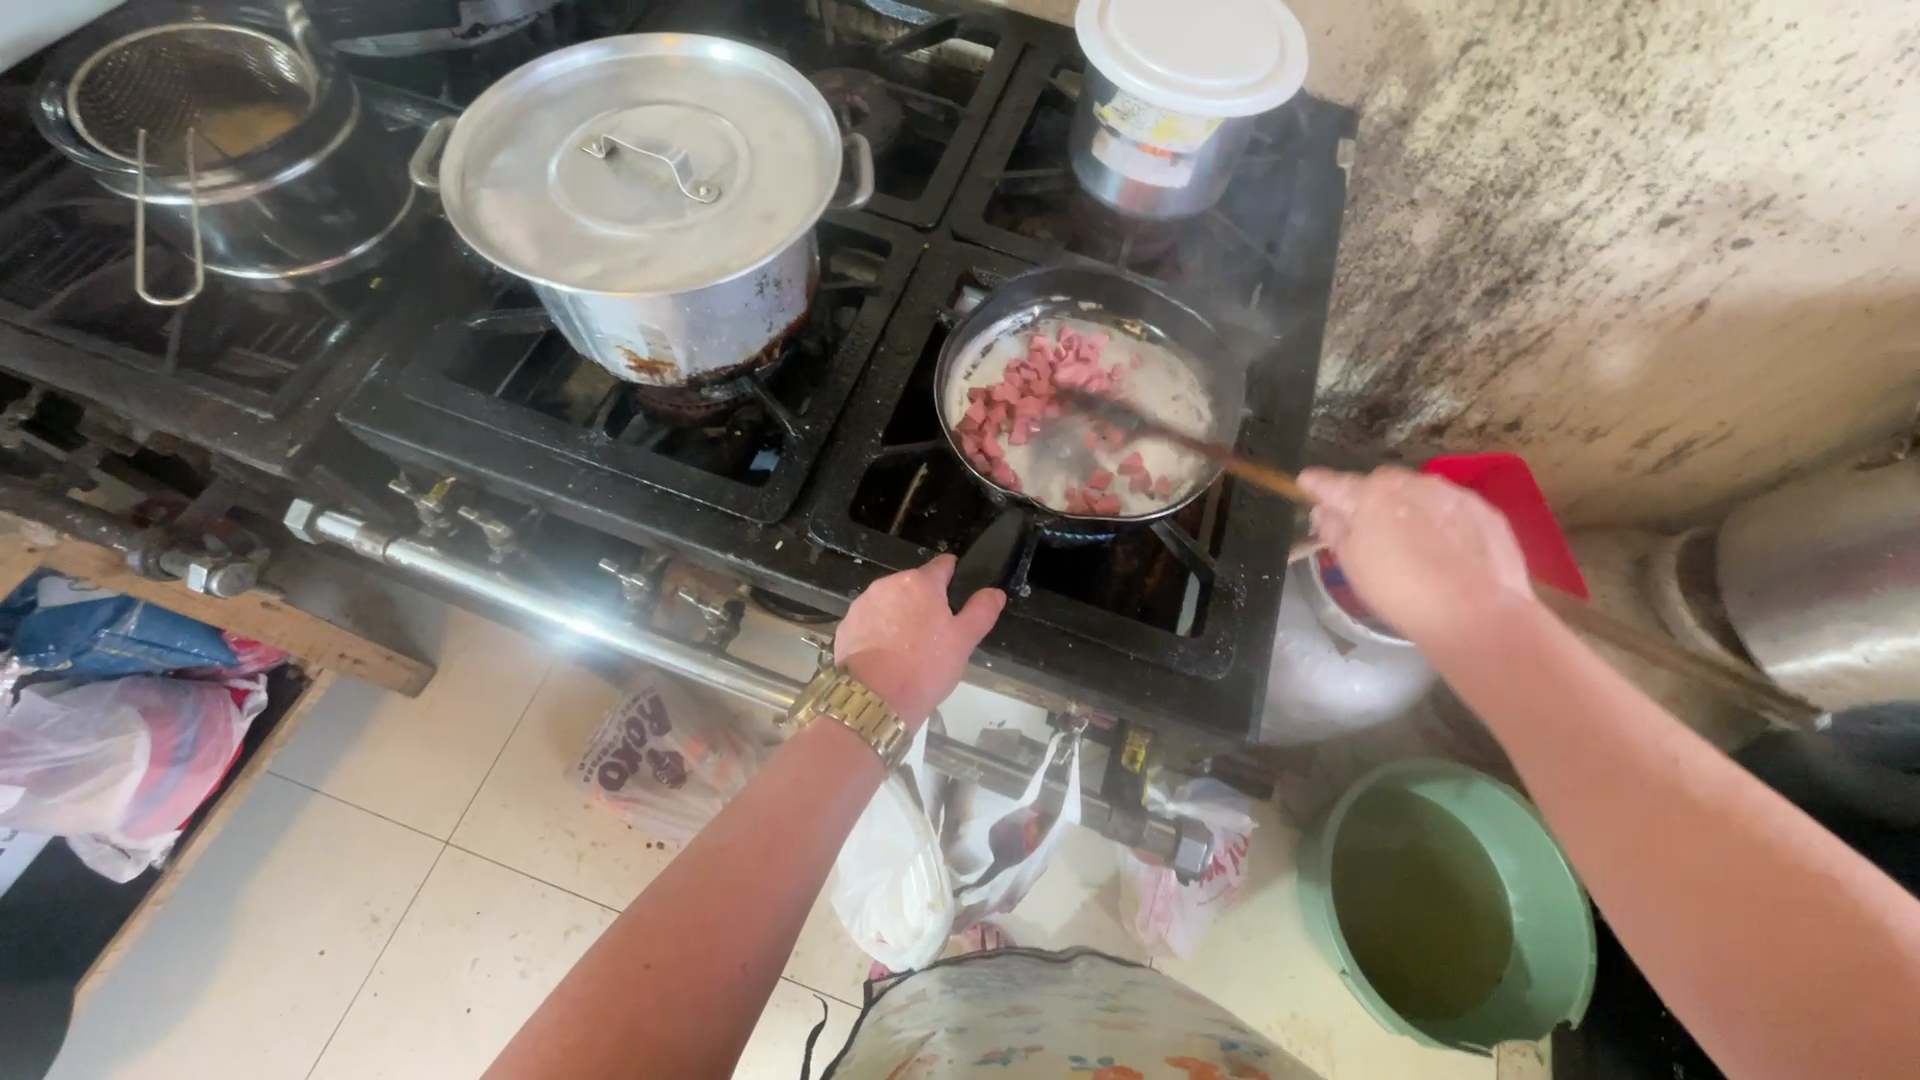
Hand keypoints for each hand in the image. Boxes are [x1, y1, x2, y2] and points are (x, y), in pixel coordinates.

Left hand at [834, 555, 1005, 725]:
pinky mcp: (846, 626)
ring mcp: (863, 605)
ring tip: (909, 651)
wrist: (873, 699)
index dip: (953, 577)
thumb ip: (981, 612)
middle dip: (925, 603)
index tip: (958, 593)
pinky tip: (886, 657)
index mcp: (920, 583)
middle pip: (913, 587)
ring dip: (900, 617)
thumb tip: (995, 592)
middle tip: (936, 636)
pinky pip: (870, 622)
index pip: (942, 566)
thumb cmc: (925, 668)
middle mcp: (888, 585)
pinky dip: (879, 633)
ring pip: (889, 604)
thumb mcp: (963, 641)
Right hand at [1296, 466, 1537, 645]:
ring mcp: (1451, 494)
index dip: (1317, 485)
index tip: (1306, 481)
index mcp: (1370, 495)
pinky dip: (1440, 521)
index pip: (1334, 485)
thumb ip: (1335, 531)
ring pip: (1417, 493)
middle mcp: (1410, 484)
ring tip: (1409, 542)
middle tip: (1365, 529)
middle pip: (1379, 485)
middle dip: (1369, 500)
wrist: (1475, 613)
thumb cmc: (1399, 591)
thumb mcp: (1352, 565)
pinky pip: (1450, 508)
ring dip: (1407, 509)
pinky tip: (1443, 549)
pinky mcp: (1484, 510)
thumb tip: (1325, 511)